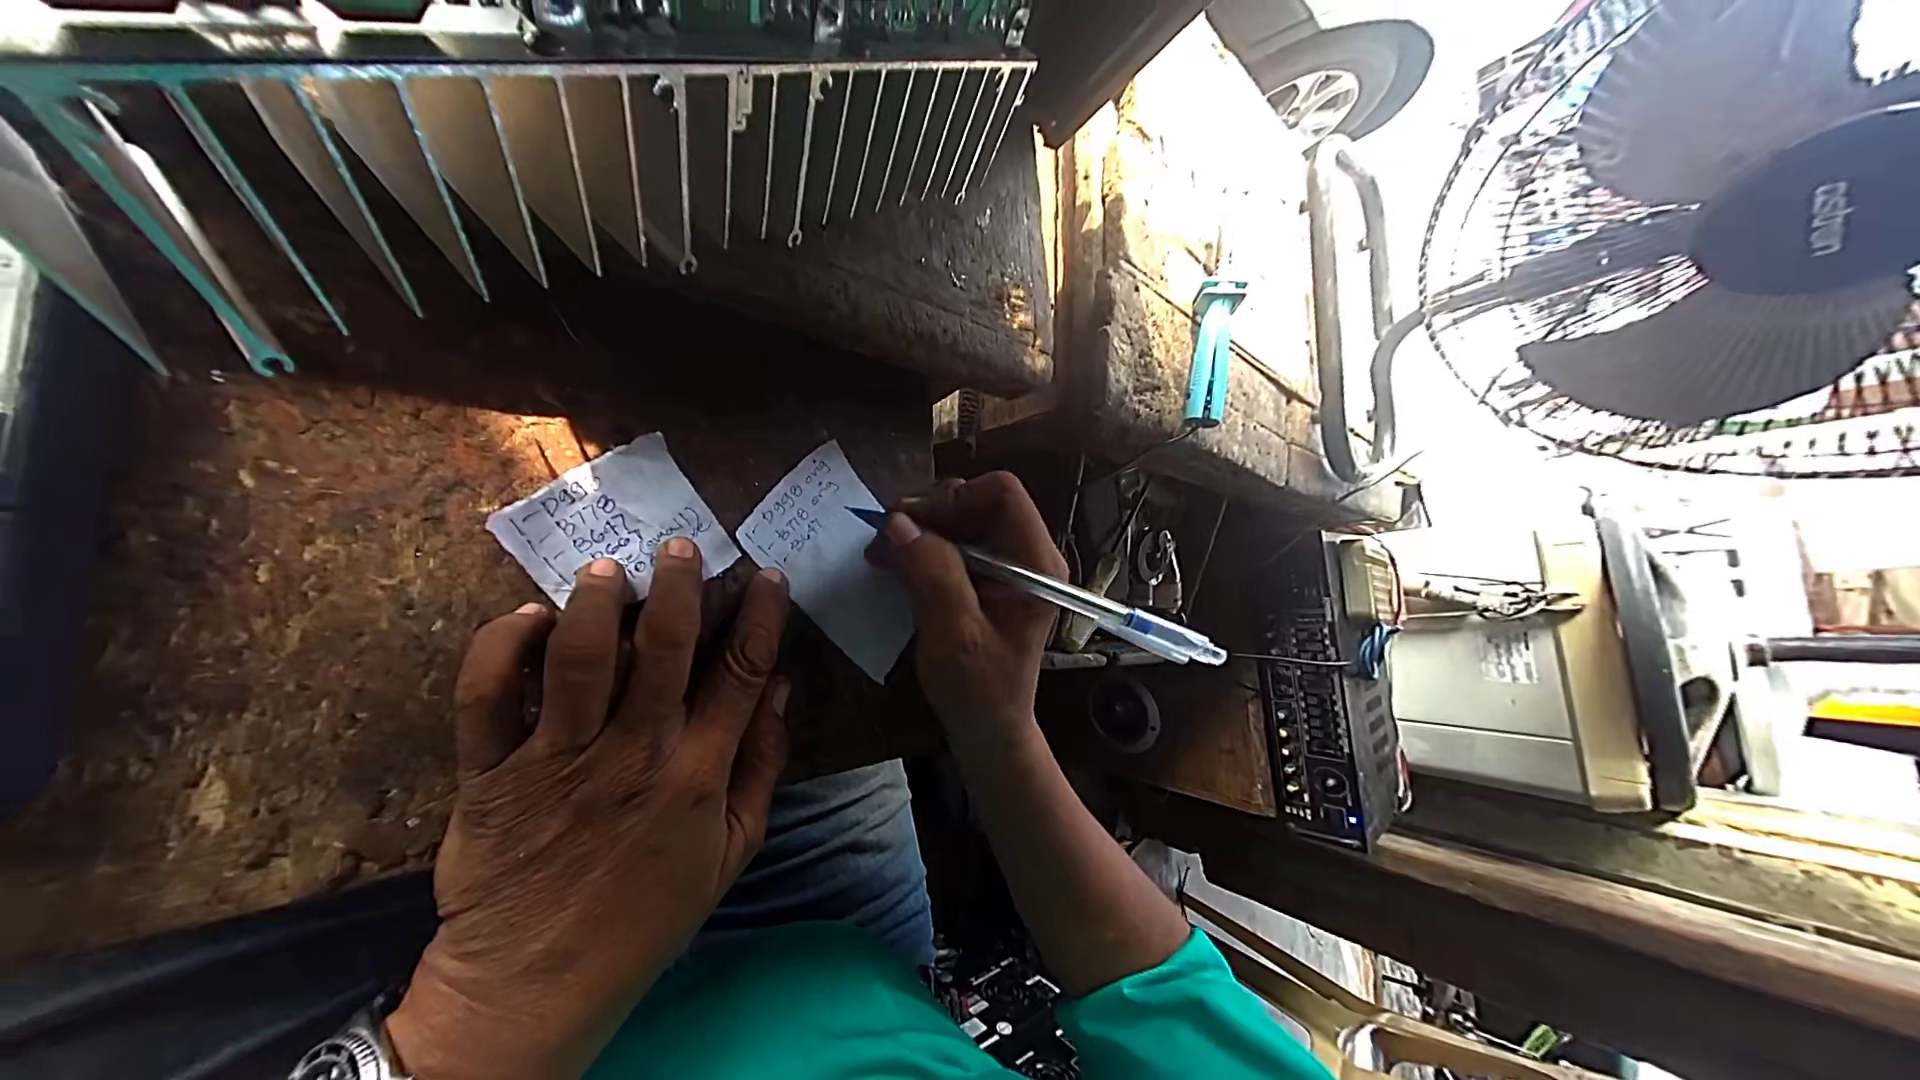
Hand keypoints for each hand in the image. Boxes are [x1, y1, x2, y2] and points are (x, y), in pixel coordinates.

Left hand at [386, 541, 791, 1079]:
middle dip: (678, 587)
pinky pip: (487, 697)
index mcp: (696, 774)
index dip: (760, 617)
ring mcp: (556, 760)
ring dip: (596, 603)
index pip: (739, 674)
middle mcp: (631, 754)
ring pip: (577, 659)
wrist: (536, 982)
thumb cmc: (650, 911)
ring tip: (609, 569)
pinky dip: (504, 647)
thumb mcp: (734, 849)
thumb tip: (778, 690)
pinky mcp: (488, 774)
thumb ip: (763, 766)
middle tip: (680, 546)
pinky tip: (531, 616)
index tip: (768, 576)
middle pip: (661, 649)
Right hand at [871, 472, 1067, 742]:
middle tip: (885, 536)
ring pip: (960, 515)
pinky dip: (920, 545)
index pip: (1003, 494)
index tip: (911, 524)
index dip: (954, 498)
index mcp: (1036, 563)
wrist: (987, 727)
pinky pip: (951, 540)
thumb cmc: (980, 690)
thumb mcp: (955, 636)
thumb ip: (934, 576)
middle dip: (929, 512)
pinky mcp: (984, 573)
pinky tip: (894, 562)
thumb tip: (900, 523)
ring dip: (919, 528)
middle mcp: (1025, 553)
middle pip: (978, 499)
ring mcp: (1005, 562)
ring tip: (882, 552)